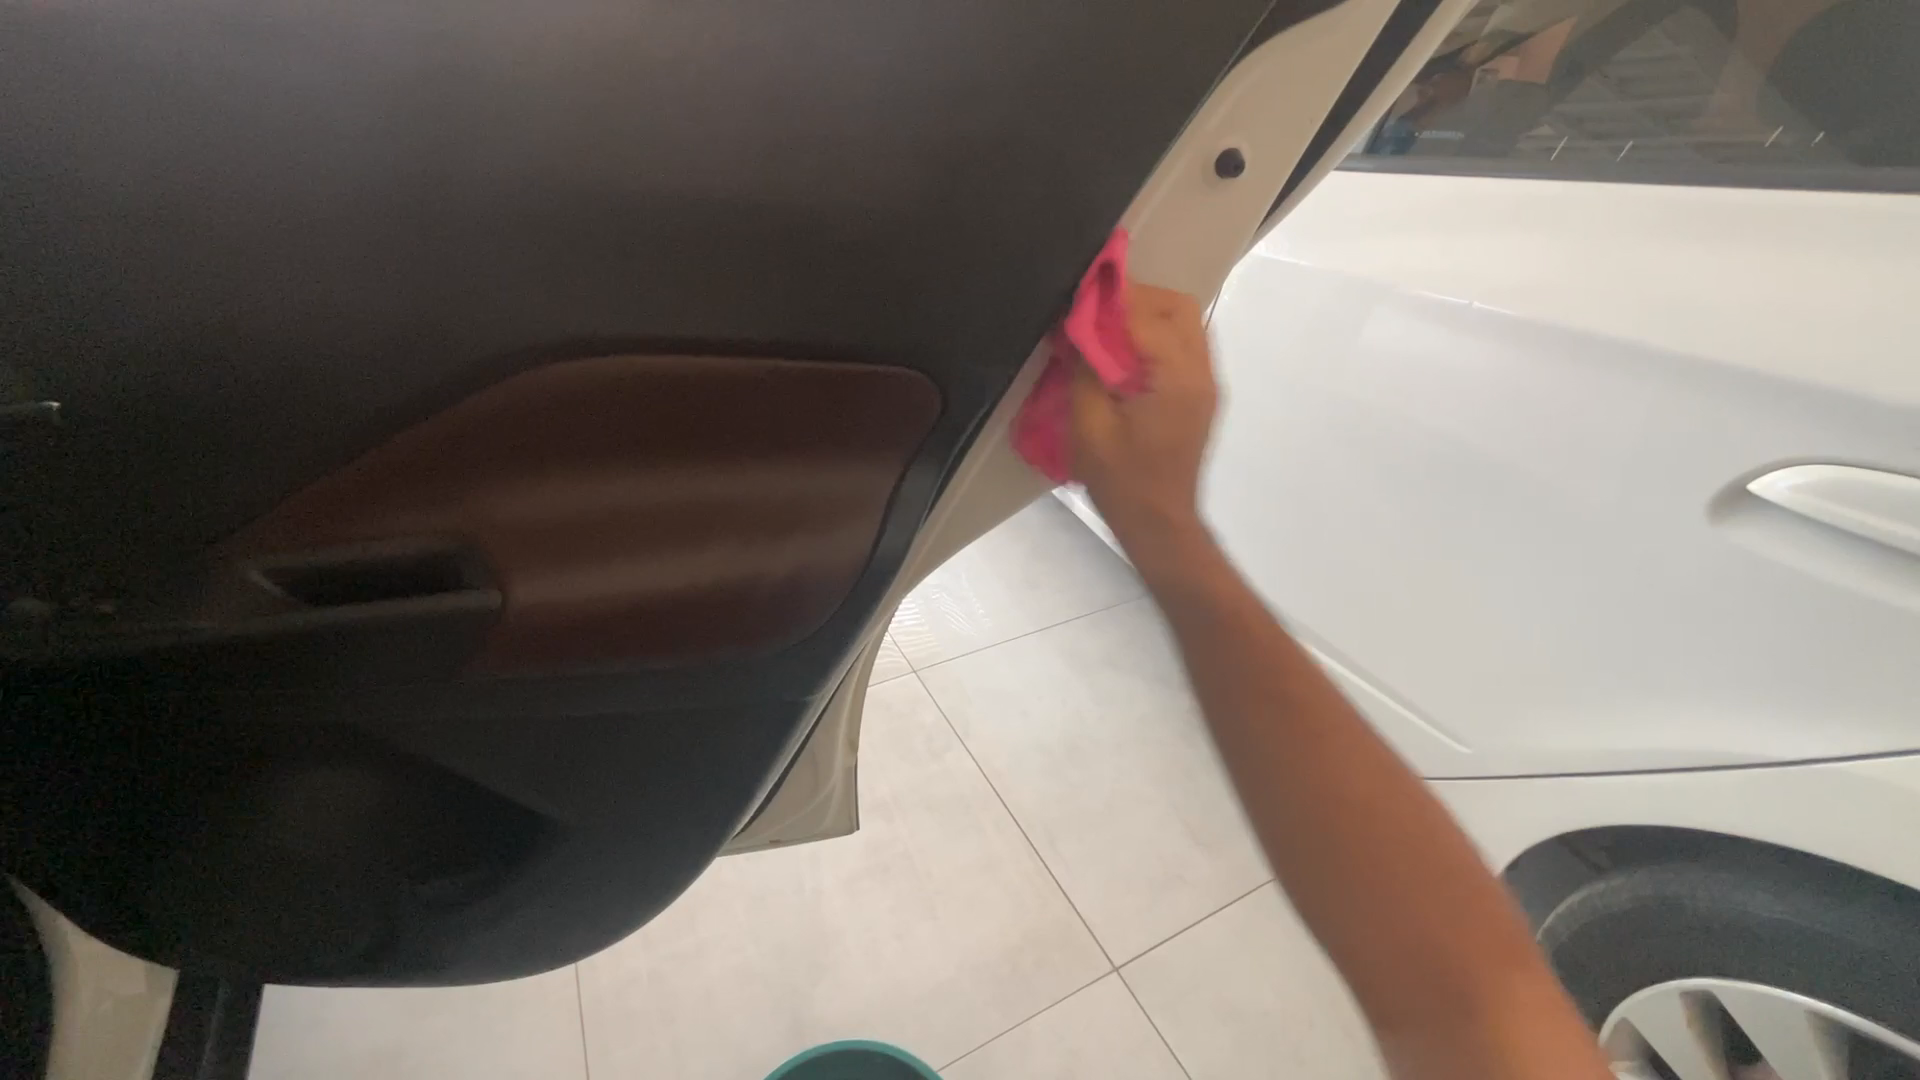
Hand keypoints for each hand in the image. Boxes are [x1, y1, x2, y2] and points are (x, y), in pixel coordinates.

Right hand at [1069, 282, 1218, 552]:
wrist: (1159, 522)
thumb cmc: (1121, 482)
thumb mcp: (1089, 427)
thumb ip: (1085, 370)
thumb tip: (1077, 330)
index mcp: (1175, 379)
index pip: (1146, 315)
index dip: (1111, 299)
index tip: (1080, 291)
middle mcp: (1201, 373)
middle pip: (1179, 307)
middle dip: (1138, 298)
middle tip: (1096, 310)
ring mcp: (1207, 385)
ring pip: (1186, 324)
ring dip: (1148, 316)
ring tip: (1107, 330)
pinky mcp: (1201, 396)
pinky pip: (1184, 347)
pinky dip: (1157, 338)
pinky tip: (1125, 356)